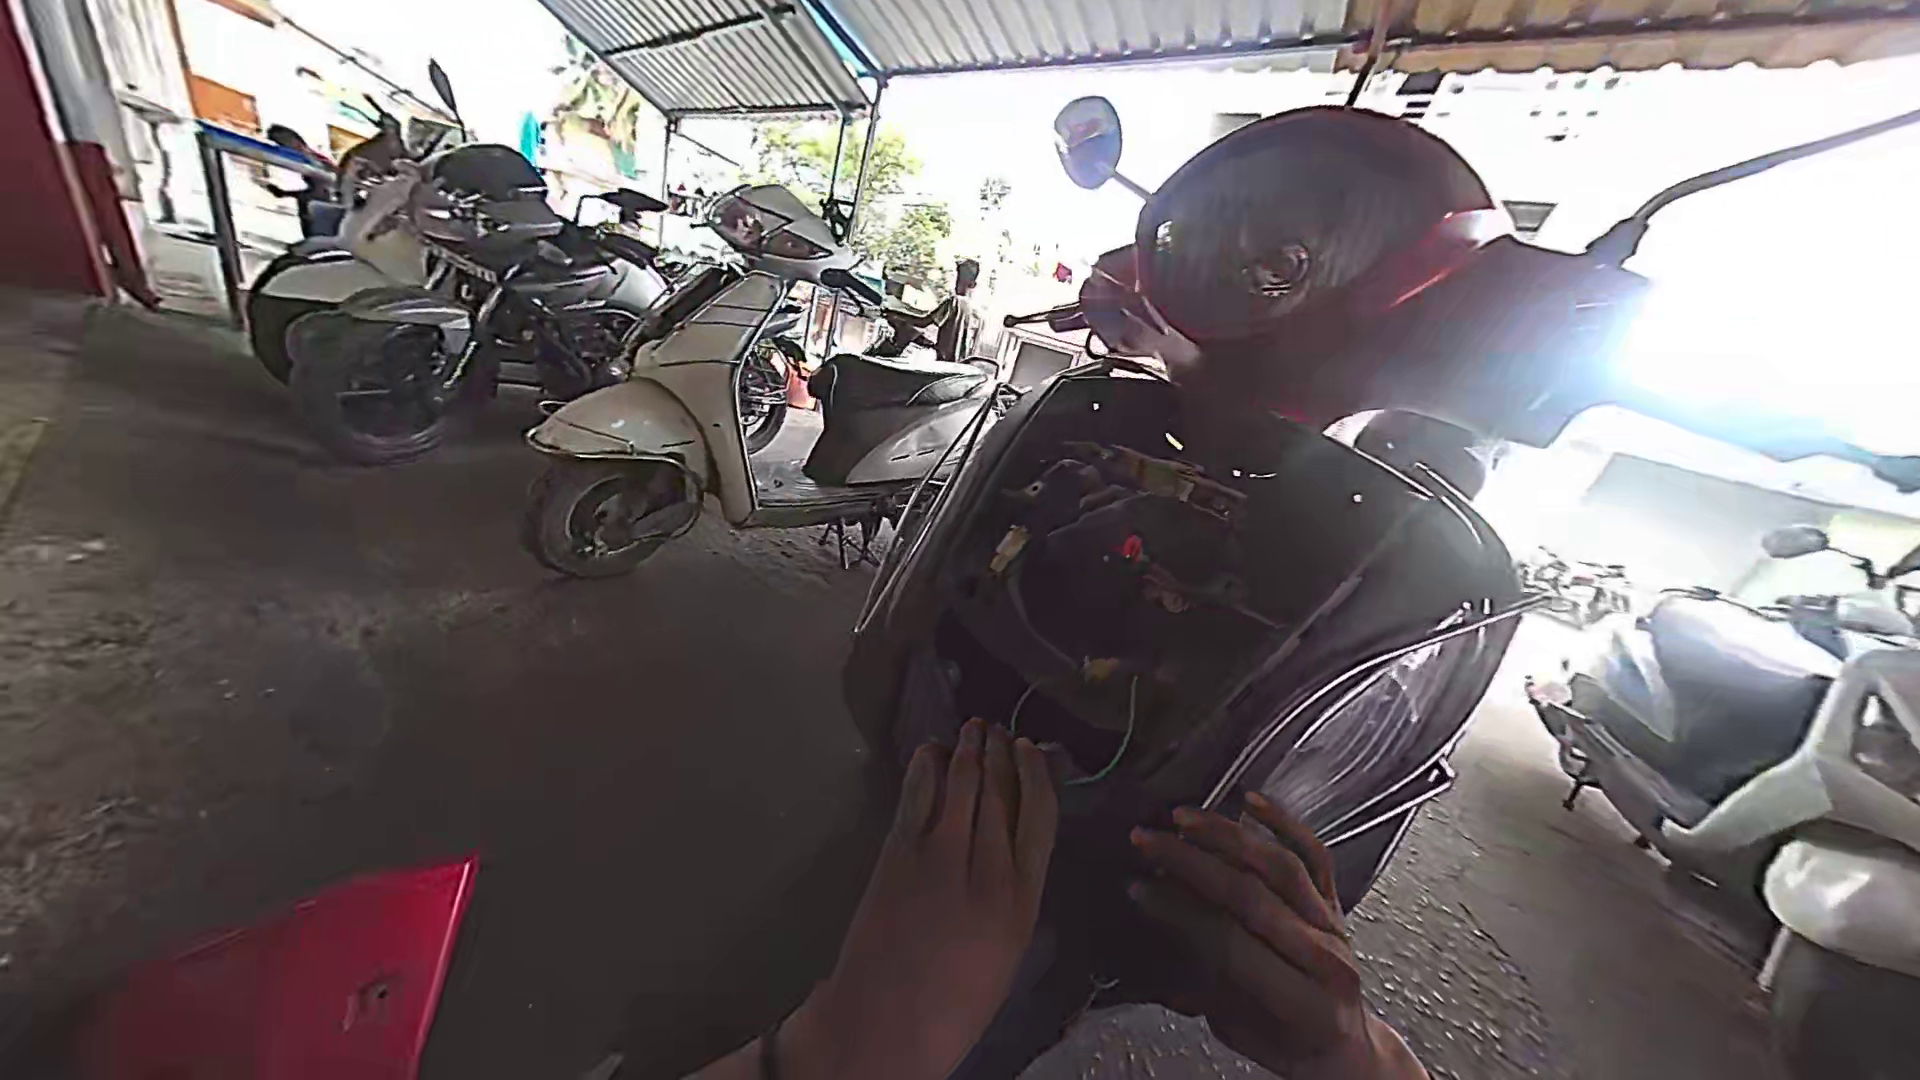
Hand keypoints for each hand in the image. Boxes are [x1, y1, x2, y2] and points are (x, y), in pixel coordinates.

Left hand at [779, 719, 1058, 1079]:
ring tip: (971, 729)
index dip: (1035, 773)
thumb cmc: (955, 994)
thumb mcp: (1007, 943)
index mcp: (1021, 900)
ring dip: (967, 749)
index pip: (1040, 815)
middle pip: (1001, 791)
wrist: (883, 1022)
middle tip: (995, 730)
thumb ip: (1015, 881)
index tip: (1029, 748)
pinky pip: (919, 792)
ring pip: (962, 783)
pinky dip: (927, 764)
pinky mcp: (899, 851)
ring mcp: (939, 856)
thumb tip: (1015, 824)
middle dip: (999, 752)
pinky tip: (932, 750)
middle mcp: (987, 870)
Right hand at [1130, 792, 1425, 1079]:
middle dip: (1189, 863)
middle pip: (1249, 894)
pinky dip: (1283, 820)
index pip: (1229, 941)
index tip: (1138, 887)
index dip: (1178, 912)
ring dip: (1225, 835)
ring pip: (1278, 864)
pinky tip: (1250, 797)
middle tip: (1146, 839)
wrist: (1346, 1049)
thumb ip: (1204, 974)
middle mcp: (1324, 955)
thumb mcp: (1237, 1026)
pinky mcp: (1336, 899)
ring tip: (1183, 816)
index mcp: (1303, 1002)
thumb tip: (1159, 918)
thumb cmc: (1284, 1043)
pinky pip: (1314, 853)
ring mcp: (1333, 922)